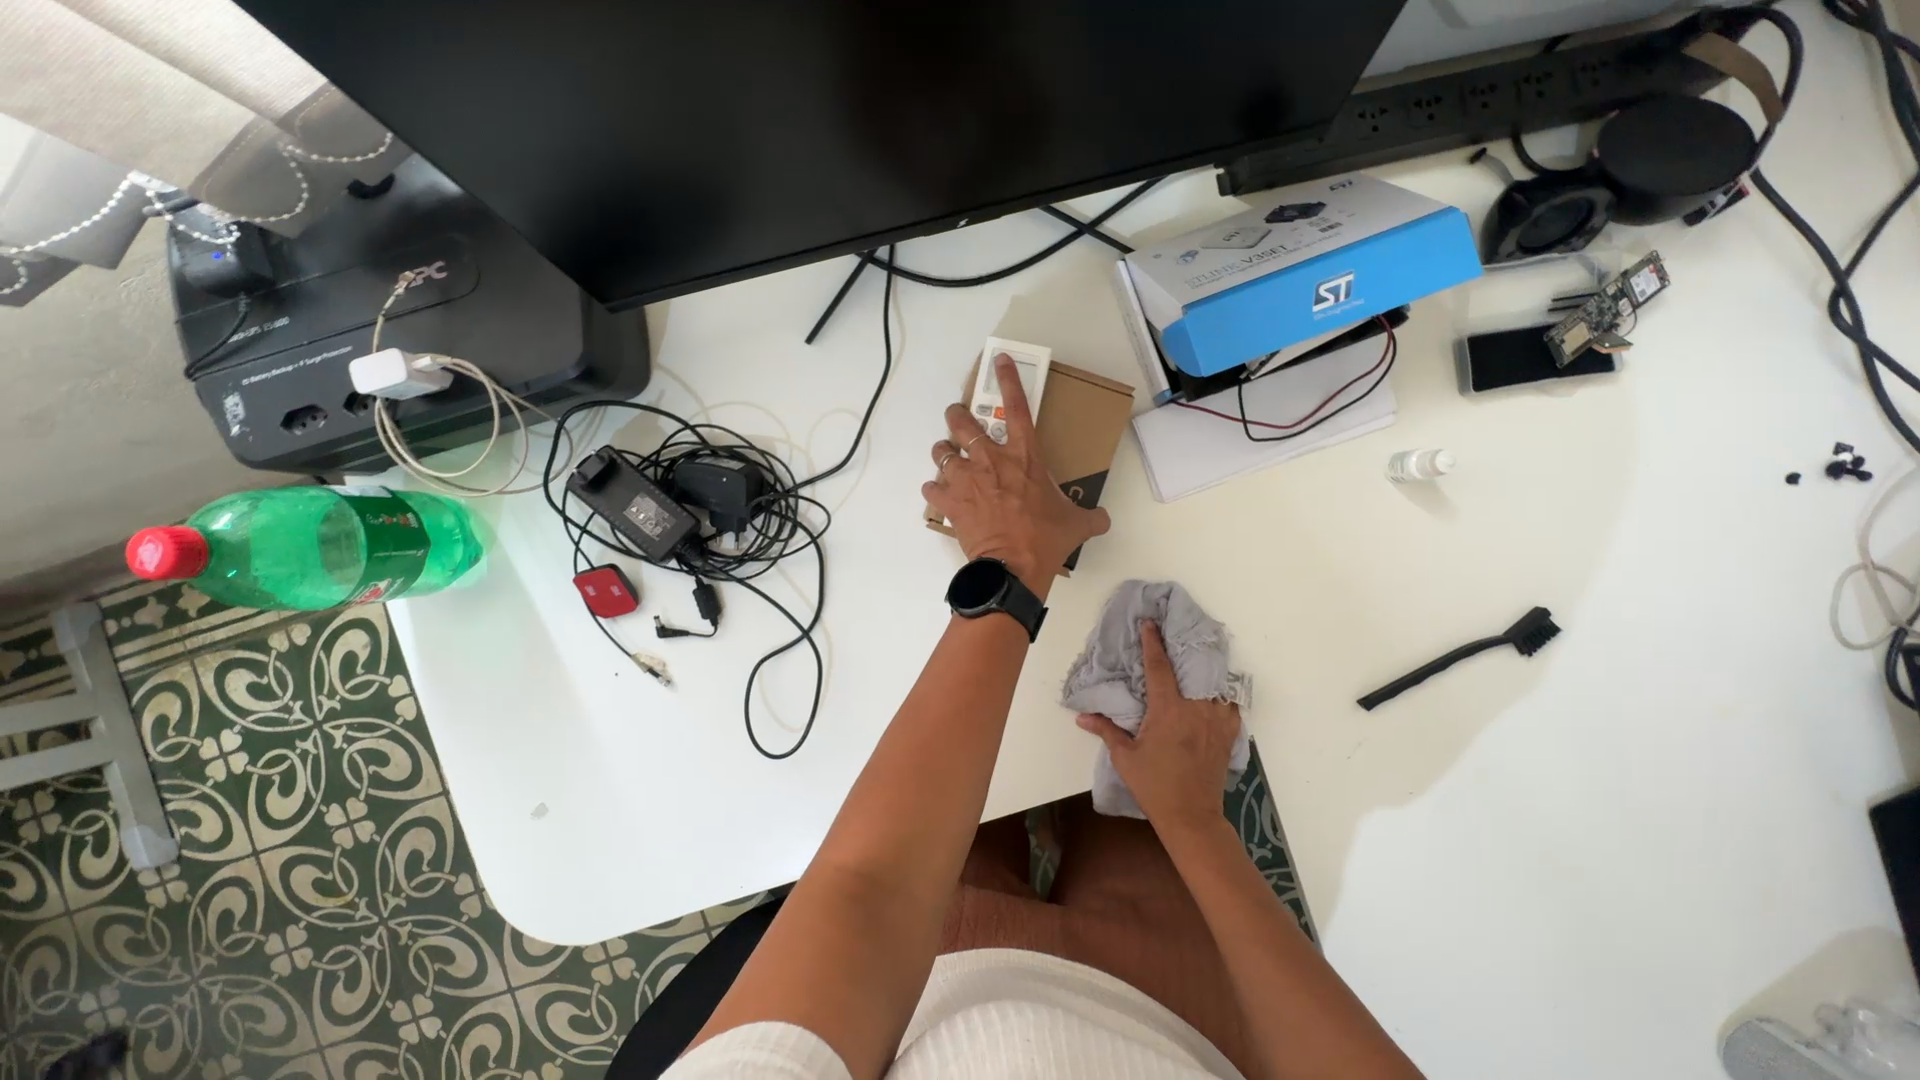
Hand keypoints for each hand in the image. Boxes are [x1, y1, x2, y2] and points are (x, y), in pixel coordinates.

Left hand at [923, 352, 1109, 591]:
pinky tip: (939, 493)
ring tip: (946, 457)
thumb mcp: (1077, 525)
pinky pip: (931, 487)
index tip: (1000, 360)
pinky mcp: (949, 501)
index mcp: (1025, 456)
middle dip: (957, 414)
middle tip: (958, 418)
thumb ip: (1091, 517)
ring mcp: (966, 479)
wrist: (1013, 567)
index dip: (1009, 380)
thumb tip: (1104, 520)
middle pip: (963, 421)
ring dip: (942, 452)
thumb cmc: (1046, 539)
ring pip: (941, 450)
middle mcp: (991, 459)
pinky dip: (934, 489)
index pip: (1019, 408)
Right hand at [1077, 620, 1239, 834]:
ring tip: (1194, 659)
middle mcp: (1196, 708)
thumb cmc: (1154, 786)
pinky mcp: (1229, 734)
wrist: (1191, 816)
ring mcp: (1217, 720)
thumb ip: (1106, 730)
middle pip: (1192, 667)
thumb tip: (1082, 716)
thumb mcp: (1125, 757)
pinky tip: (1214, 693)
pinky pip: (1230, 704)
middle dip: (1182, 648)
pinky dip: (1222, 694)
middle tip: (1174, 632)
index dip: (1153, 643)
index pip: (1159, 667)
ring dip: (1203, 669)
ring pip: (1214, 683)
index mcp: (1168, 710)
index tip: (1149, 624)